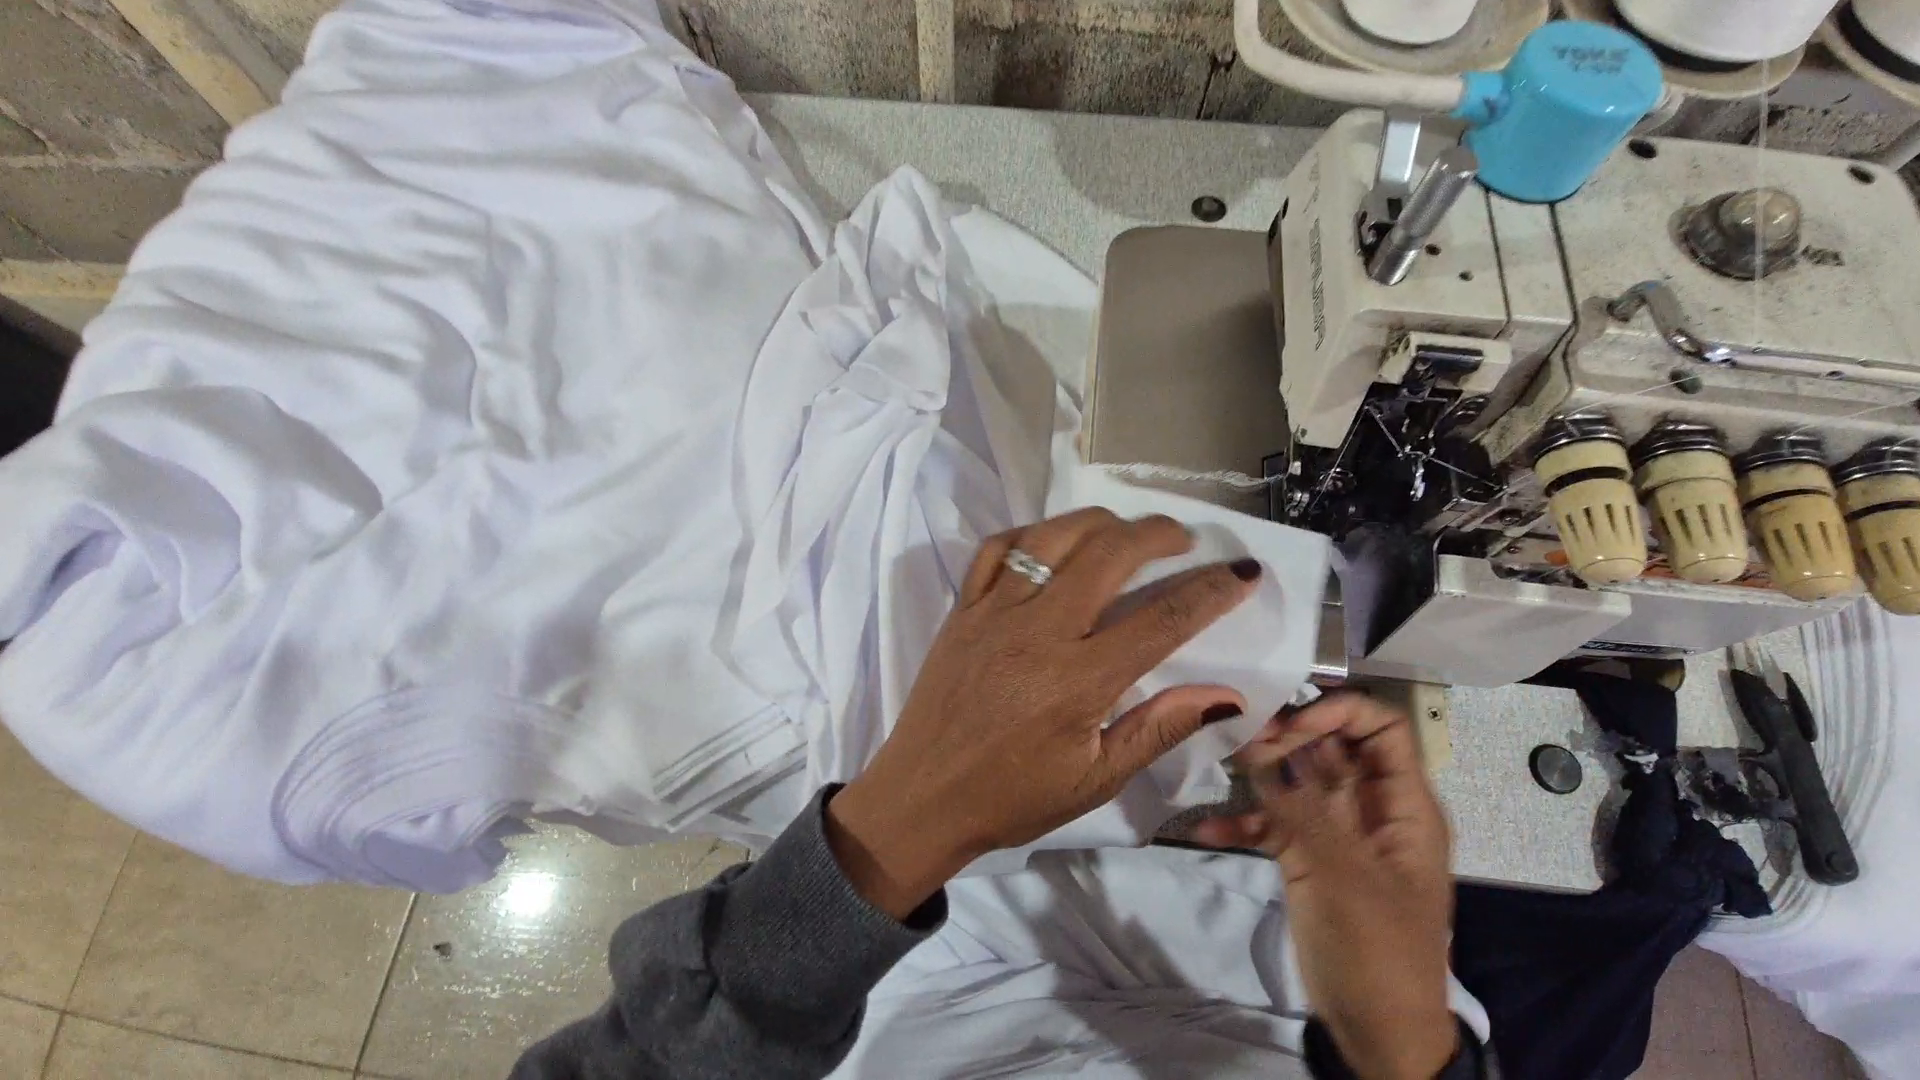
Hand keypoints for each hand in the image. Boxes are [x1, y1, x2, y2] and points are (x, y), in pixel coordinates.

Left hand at [827, 507, 1261, 918]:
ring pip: (1053, 537)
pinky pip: (996, 549)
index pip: (1162, 619)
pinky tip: (1053, 542)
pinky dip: (1032, 533)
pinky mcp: (962, 609)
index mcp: (1079, 679)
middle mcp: (1038, 631)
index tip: (1242, 571)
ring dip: (1099, 522)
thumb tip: (1227, 695)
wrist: (922, 798)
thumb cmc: (1013, 797)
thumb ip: (1160, 728)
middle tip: (1183, 539)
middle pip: (1110, 554)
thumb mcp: (1096, 780)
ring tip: (1126, 531)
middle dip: (1158, 534)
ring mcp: (993, 612)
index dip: (1211, 591)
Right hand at [1193, 694, 1456, 1079]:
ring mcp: (1336, 834)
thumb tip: (1264, 745)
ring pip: (1297, 780)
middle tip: (1242, 739)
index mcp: (1403, 807)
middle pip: (1331, 747)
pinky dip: (1244, 824)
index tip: (1288, 723)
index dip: (1338, 713)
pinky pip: (1274, 825)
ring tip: (1222, 764)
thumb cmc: (1378, 951)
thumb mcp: (1344, 875)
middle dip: (1288, 736)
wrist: (1376, 1032)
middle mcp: (1371, 809)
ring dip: (1260, 772)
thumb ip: (1302, 807)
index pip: (1382, 729)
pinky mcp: (1307, 859)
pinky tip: (1206, 829)